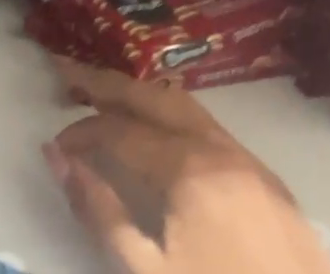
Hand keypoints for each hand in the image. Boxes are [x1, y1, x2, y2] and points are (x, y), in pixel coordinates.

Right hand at [43, 59, 329, 273]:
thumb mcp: (147, 270)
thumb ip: (98, 210)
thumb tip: (55, 155)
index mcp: (191, 169)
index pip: (119, 130)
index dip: (82, 132)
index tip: (57, 147)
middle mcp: (224, 152)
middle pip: (154, 98)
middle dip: (106, 84)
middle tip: (67, 74)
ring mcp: (255, 166)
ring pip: (188, 108)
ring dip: (142, 98)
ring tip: (107, 96)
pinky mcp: (274, 188)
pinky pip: (213, 132)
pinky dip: (174, 118)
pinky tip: (159, 134)